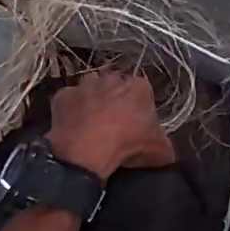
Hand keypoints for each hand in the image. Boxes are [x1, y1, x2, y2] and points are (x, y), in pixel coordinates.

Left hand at [46, 70, 174, 178]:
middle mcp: (111, 79)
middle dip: (115, 99)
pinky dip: (71, 110)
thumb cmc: (128, 146)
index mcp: (139, 87)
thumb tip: (166, 151)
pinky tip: (74, 126)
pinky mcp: (63, 95)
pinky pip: (69, 100)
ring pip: (90, 87)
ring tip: (93, 124)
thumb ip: (166, 145)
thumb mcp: (161, 151)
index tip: (136, 124)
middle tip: (114, 124)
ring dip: (92, 101)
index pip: (142, 91)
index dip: (139, 107)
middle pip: (115, 85)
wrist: (86, 151)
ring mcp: (84, 85)